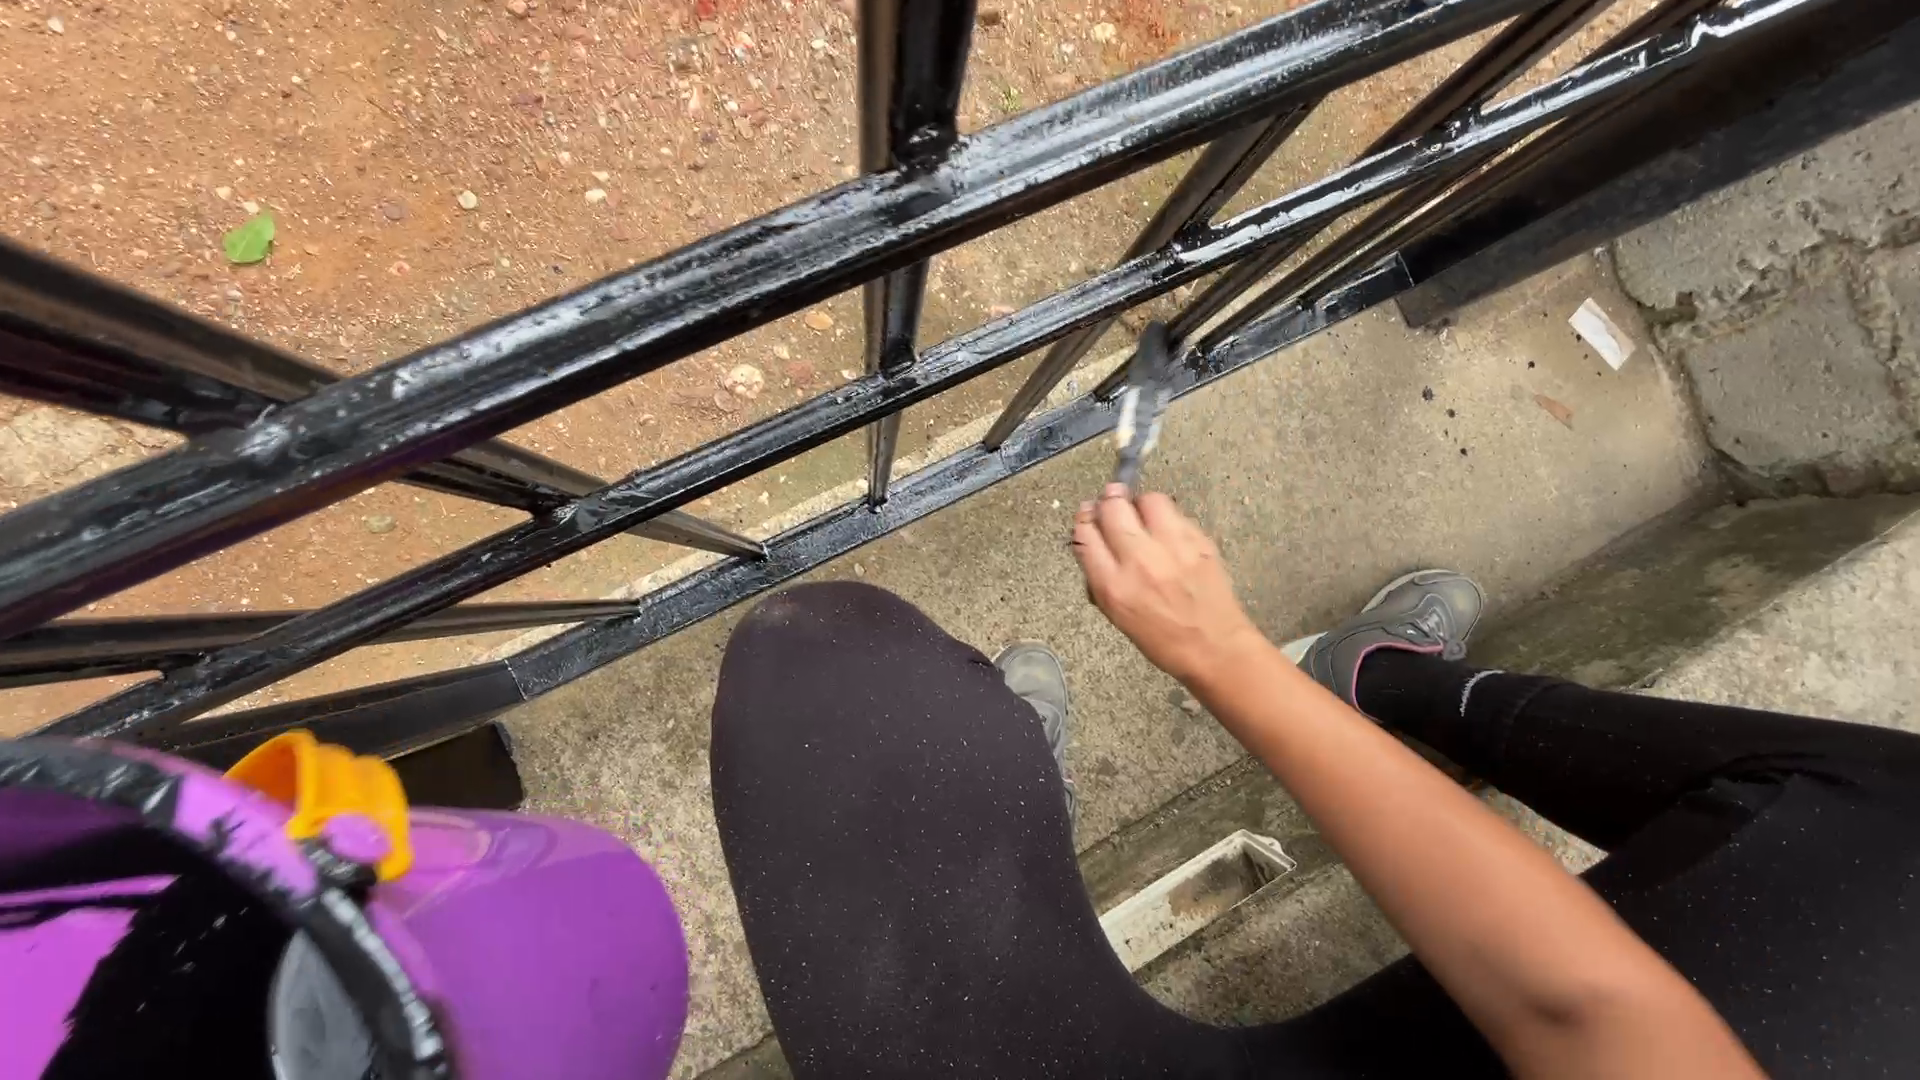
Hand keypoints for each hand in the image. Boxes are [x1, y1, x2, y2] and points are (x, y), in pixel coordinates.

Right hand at [1071, 484, 1265, 686]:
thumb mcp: (1115, 613)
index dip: (1084, 520)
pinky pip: (1176, 513)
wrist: (1213, 647)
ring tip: (1142, 514)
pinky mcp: (1198, 541)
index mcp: (1112, 586)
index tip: (1088, 516)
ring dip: (1139, 503)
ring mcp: (1172, 548)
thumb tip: (1094, 541)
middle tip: (1111, 502)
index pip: (1085, 535)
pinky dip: (1166, 516)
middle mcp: (1139, 561)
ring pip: (1146, 500)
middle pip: (1112, 508)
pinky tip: (1167, 530)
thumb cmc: (1160, 638)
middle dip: (1108, 501)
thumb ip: (1101, 575)